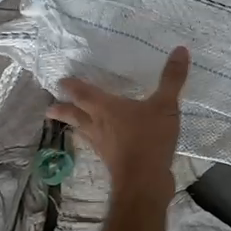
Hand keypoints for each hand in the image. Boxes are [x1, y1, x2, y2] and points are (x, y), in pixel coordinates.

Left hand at [49, 47, 189, 203]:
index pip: (83, 94)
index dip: (72, 86)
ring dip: (76, 126)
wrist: (144, 182)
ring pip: (84, 131)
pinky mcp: (112, 160)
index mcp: (106, 109)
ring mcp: (103, 145)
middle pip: (75, 116)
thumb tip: (180, 49)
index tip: (61, 81)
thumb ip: (172, 78)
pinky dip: (96, 139)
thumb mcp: (165, 105)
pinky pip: (98, 144)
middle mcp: (99, 126)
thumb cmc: (149, 138)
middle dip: (63, 110)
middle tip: (50, 108)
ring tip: (71, 123)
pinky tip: (103, 141)